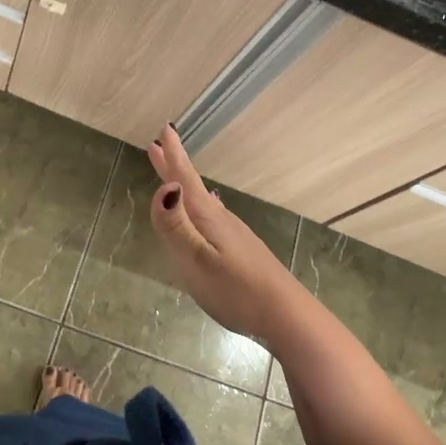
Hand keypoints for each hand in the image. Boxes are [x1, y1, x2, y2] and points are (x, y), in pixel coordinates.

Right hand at [146, 126, 304, 342]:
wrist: (286, 315)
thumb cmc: (236, 290)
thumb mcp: (196, 261)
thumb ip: (176, 226)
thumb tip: (164, 186)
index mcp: (207, 219)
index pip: (185, 180)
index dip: (173, 156)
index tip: (165, 129)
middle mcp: (221, 220)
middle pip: (193, 187)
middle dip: (175, 167)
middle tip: (159, 145)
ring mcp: (234, 235)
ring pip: (204, 203)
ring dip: (187, 187)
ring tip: (175, 179)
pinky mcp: (242, 251)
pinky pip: (215, 218)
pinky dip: (201, 208)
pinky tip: (209, 215)